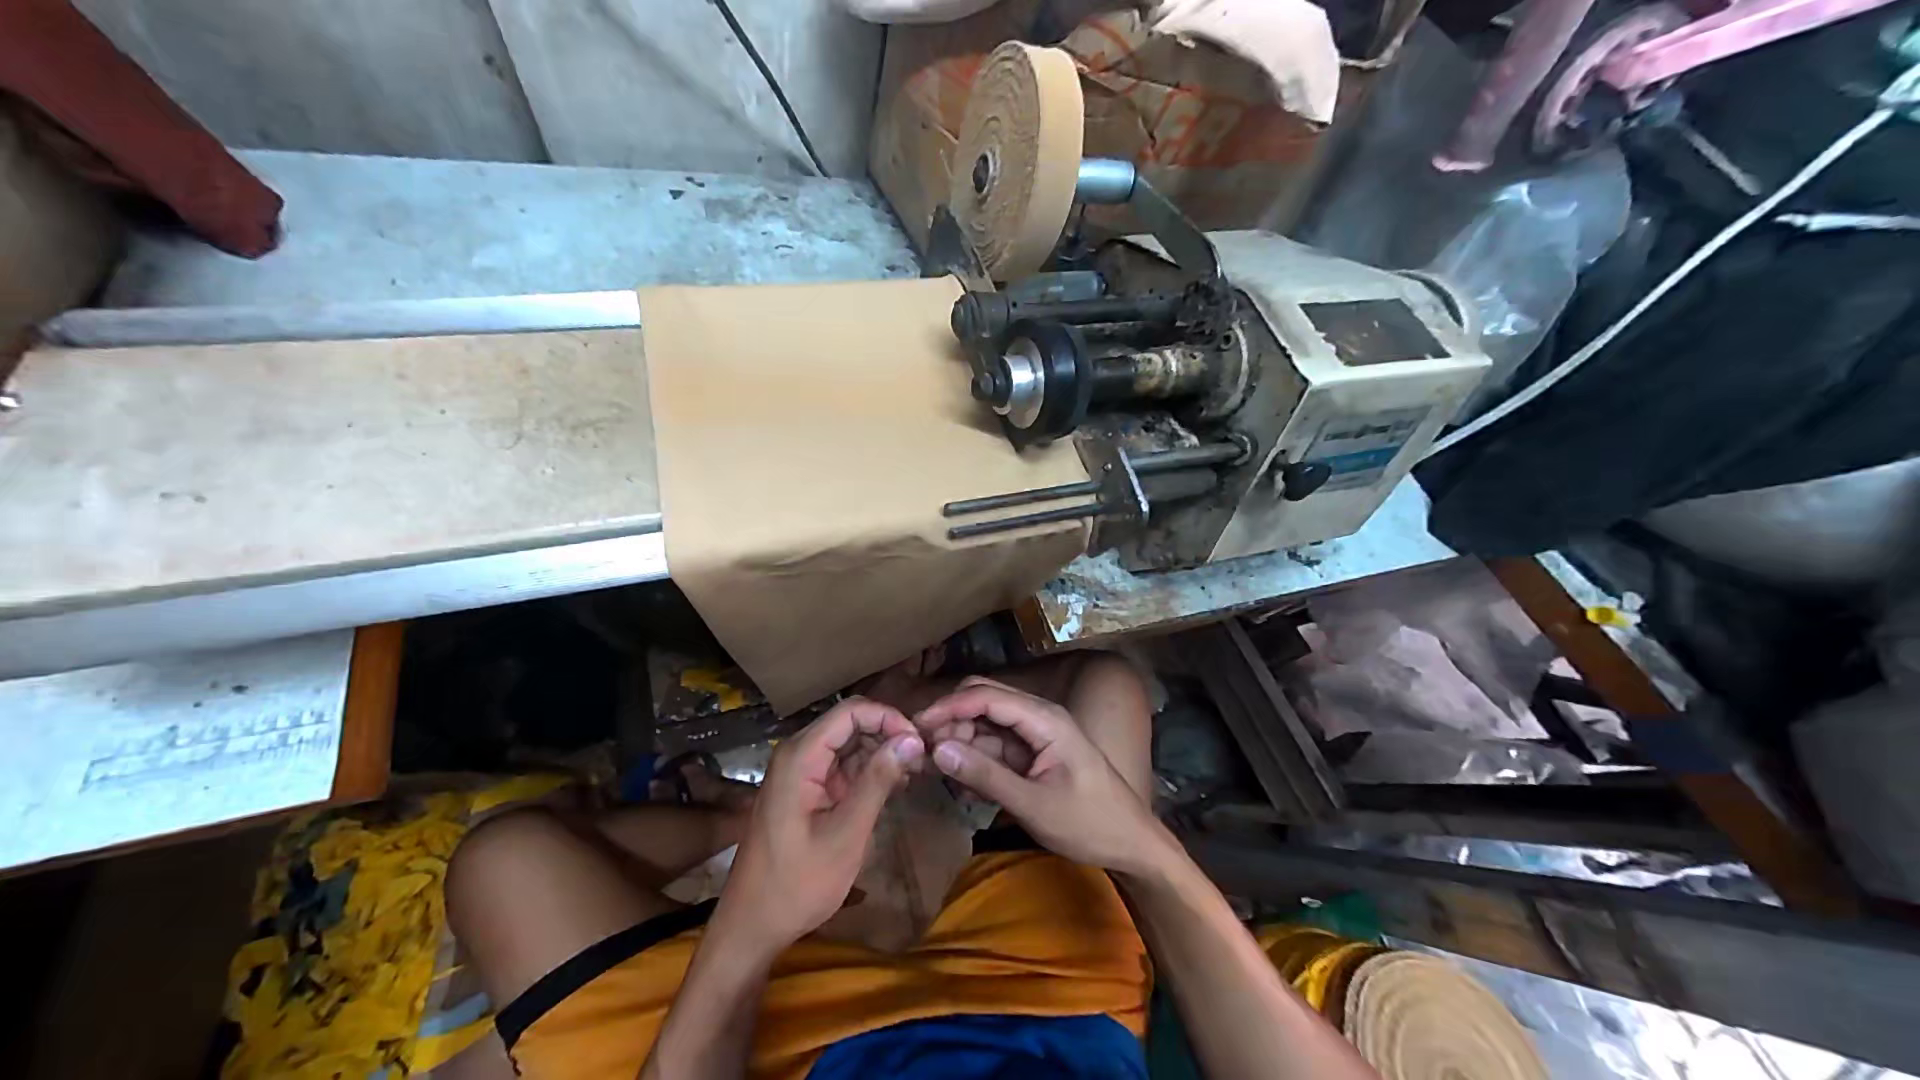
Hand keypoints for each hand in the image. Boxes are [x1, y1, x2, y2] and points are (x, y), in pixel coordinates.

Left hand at [716, 697, 923, 953]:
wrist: (751, 926)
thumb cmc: (797, 885)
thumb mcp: (846, 834)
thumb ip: (877, 782)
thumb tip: (912, 739)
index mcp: (800, 756)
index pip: (851, 711)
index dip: (889, 717)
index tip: (919, 743)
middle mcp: (797, 753)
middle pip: (850, 722)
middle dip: (888, 733)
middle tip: (923, 759)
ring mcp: (800, 771)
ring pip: (848, 743)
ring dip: (881, 752)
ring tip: (914, 773)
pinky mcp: (805, 789)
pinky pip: (841, 765)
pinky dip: (868, 771)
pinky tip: (894, 786)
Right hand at [915, 678, 1171, 876]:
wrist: (1133, 844)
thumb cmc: (1090, 824)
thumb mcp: (1034, 805)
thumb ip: (985, 775)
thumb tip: (938, 749)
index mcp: (1045, 719)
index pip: (987, 696)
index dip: (948, 707)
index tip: (915, 727)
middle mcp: (1039, 718)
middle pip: (984, 702)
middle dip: (951, 721)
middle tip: (922, 751)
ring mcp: (1037, 736)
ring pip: (987, 725)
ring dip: (960, 742)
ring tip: (935, 771)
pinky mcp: (1034, 755)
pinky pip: (996, 747)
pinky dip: (976, 760)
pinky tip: (964, 785)